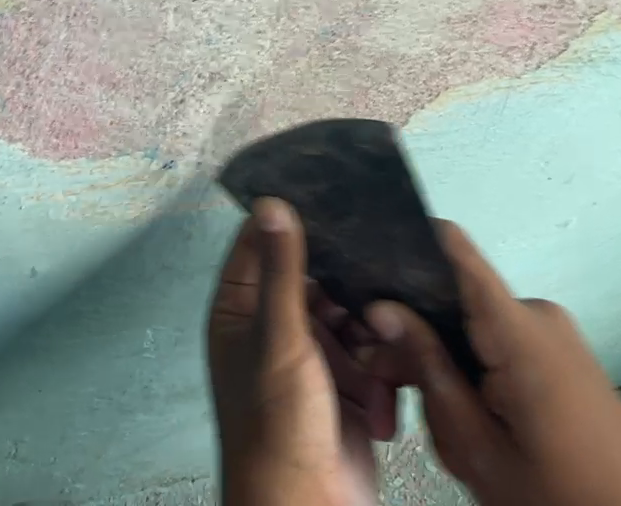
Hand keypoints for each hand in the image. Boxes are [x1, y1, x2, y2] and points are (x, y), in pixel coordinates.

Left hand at [206, 199, 395, 505]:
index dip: (292, 222)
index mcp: (239, 308)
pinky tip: (382, 392)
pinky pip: (366, 354)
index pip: (260, 244)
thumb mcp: (280, 338)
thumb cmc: (279, 421)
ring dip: (367, 337)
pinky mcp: (342, 385)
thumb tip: (272, 201)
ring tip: (376, 357)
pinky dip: (378, 371)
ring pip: (347, 318)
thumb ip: (281, 271)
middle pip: (315, 281)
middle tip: (378, 285)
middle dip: (346, 290)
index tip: (333, 198)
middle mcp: (269, 325)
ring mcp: (308, 356)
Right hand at [366, 222, 620, 505]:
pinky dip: (470, 373)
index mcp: (517, 327)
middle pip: (448, 299)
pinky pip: (493, 341)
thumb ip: (427, 368)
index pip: (452, 247)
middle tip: (392, 399)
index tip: (361, 273)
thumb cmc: (559, 496)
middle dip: (415, 342)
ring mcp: (550, 332)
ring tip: (446, 431)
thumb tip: (379, 307)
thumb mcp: (476, 446)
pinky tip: (468, 423)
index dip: (404, 243)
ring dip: (443, 368)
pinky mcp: (557, 352)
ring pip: (467, 327)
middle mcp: (534, 313)